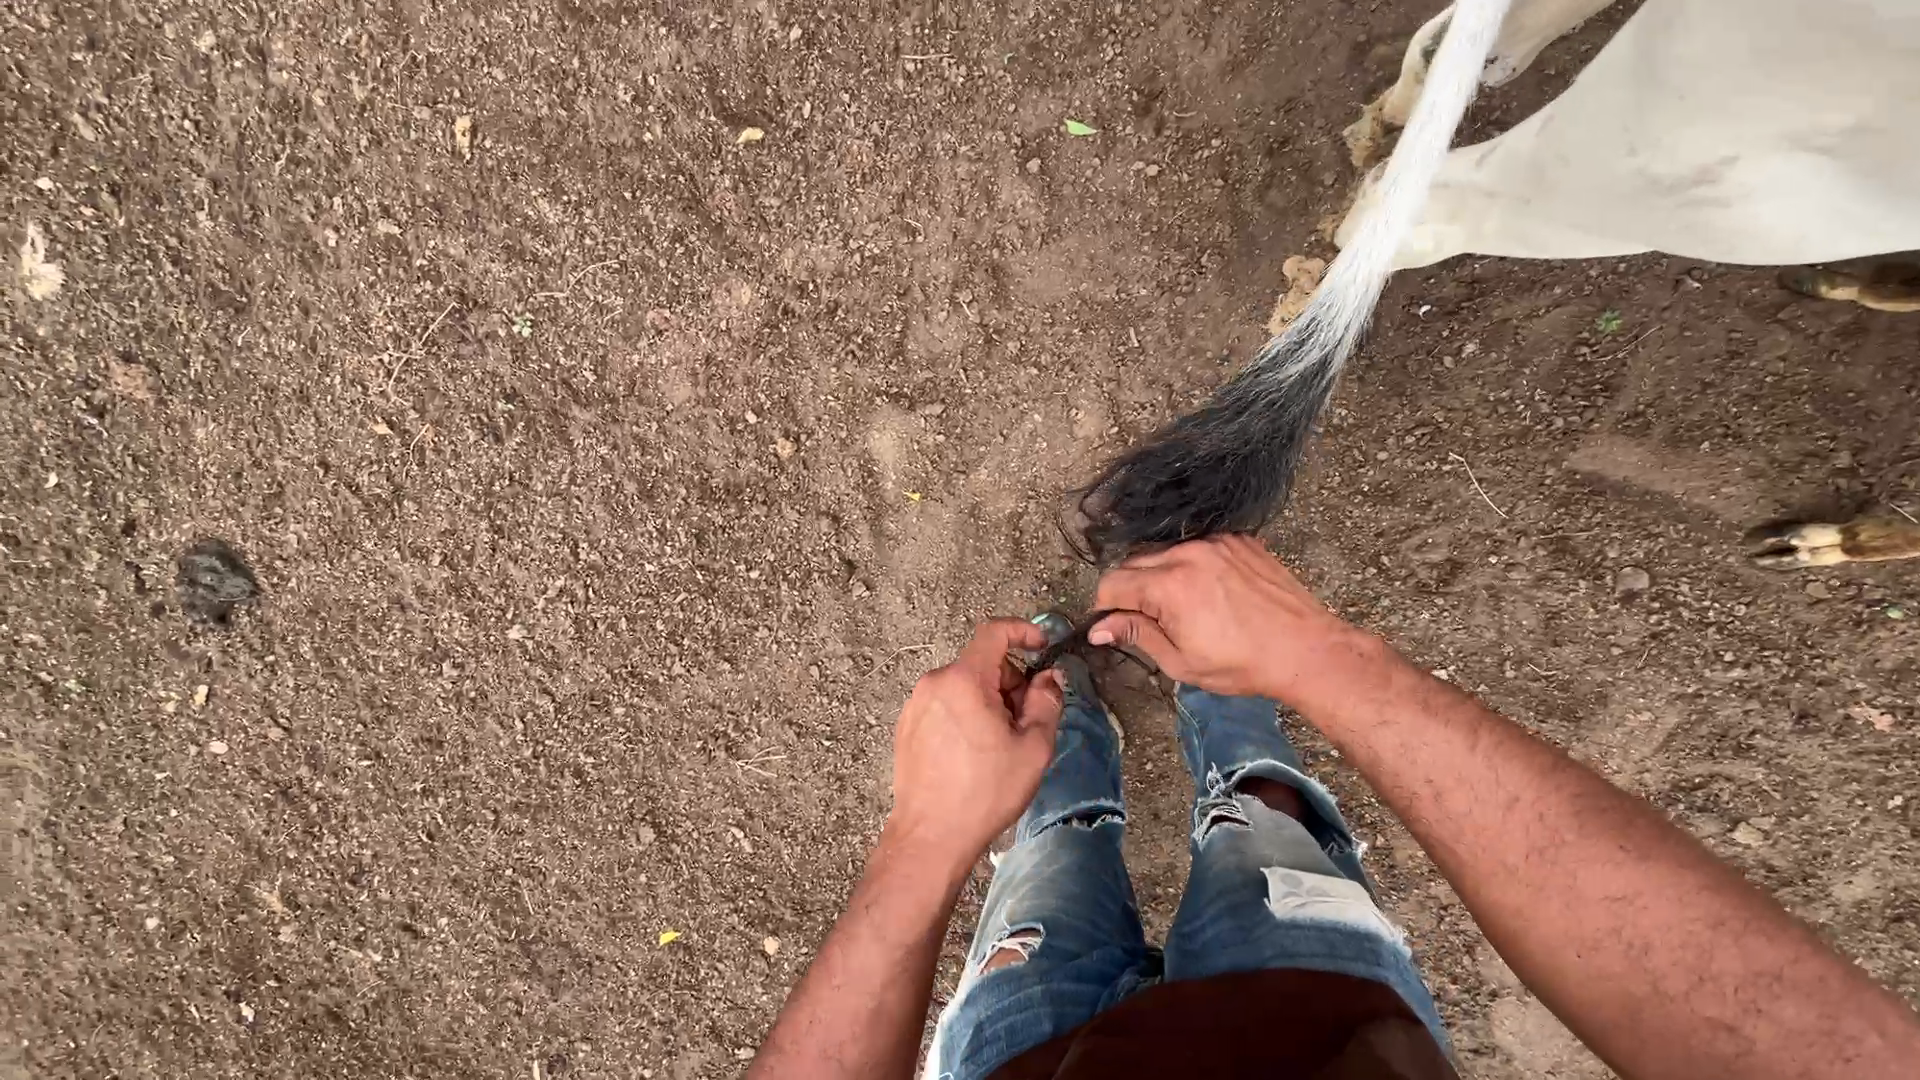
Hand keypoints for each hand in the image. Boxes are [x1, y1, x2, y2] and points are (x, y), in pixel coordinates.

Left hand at [886, 619, 1065, 873]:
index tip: (1042, 645)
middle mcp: (934, 683)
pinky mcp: (908, 726)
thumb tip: (1048, 678)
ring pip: (964, 687)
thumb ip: (1046, 702)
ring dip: (989, 703)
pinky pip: (945, 705)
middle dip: (1010, 684)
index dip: (1023, 631)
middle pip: (982, 664)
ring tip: (1000, 747)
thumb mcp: (1033, 747)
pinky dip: (966, 716)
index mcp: (963, 680)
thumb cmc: (984, 793)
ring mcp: (916, 705)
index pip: (994, 632)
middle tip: (1026, 723)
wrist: (930, 837)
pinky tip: (974, 755)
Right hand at [1090, 534, 1371, 701]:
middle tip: (1151, 620)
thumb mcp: (1180, 661)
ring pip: (1165, 552)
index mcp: (1169, 586)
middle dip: (1132, 590)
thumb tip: (1098, 628)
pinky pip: (1197, 546)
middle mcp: (1188, 553)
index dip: (1106, 606)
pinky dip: (1192, 564)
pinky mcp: (1237, 539)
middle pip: (1134, 563)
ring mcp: (1215, 542)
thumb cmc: (1242, 664)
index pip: (1112, 582)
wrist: (1305, 649)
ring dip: (1161, 575)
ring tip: (1184, 606)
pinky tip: (1210, 591)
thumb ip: (1136, 635)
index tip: (1115, 624)